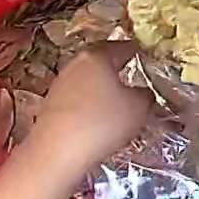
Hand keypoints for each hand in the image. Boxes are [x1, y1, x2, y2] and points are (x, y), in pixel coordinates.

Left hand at [24, 42, 151, 182]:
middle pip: (101, 62)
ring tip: (118, 102)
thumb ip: (146, 94)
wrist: (58, 151)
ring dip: (103, 88)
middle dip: (117, 69)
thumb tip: (143, 92)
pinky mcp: (51, 105)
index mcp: (98, 56)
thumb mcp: (139, 108)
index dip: (137, 51)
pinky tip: (99, 119)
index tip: (147, 57)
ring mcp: (60, 84)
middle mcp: (76, 64)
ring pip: (88, 80)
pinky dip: (90, 104)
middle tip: (134, 79)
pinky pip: (78, 99)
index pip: (122, 46)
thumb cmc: (103, 122)